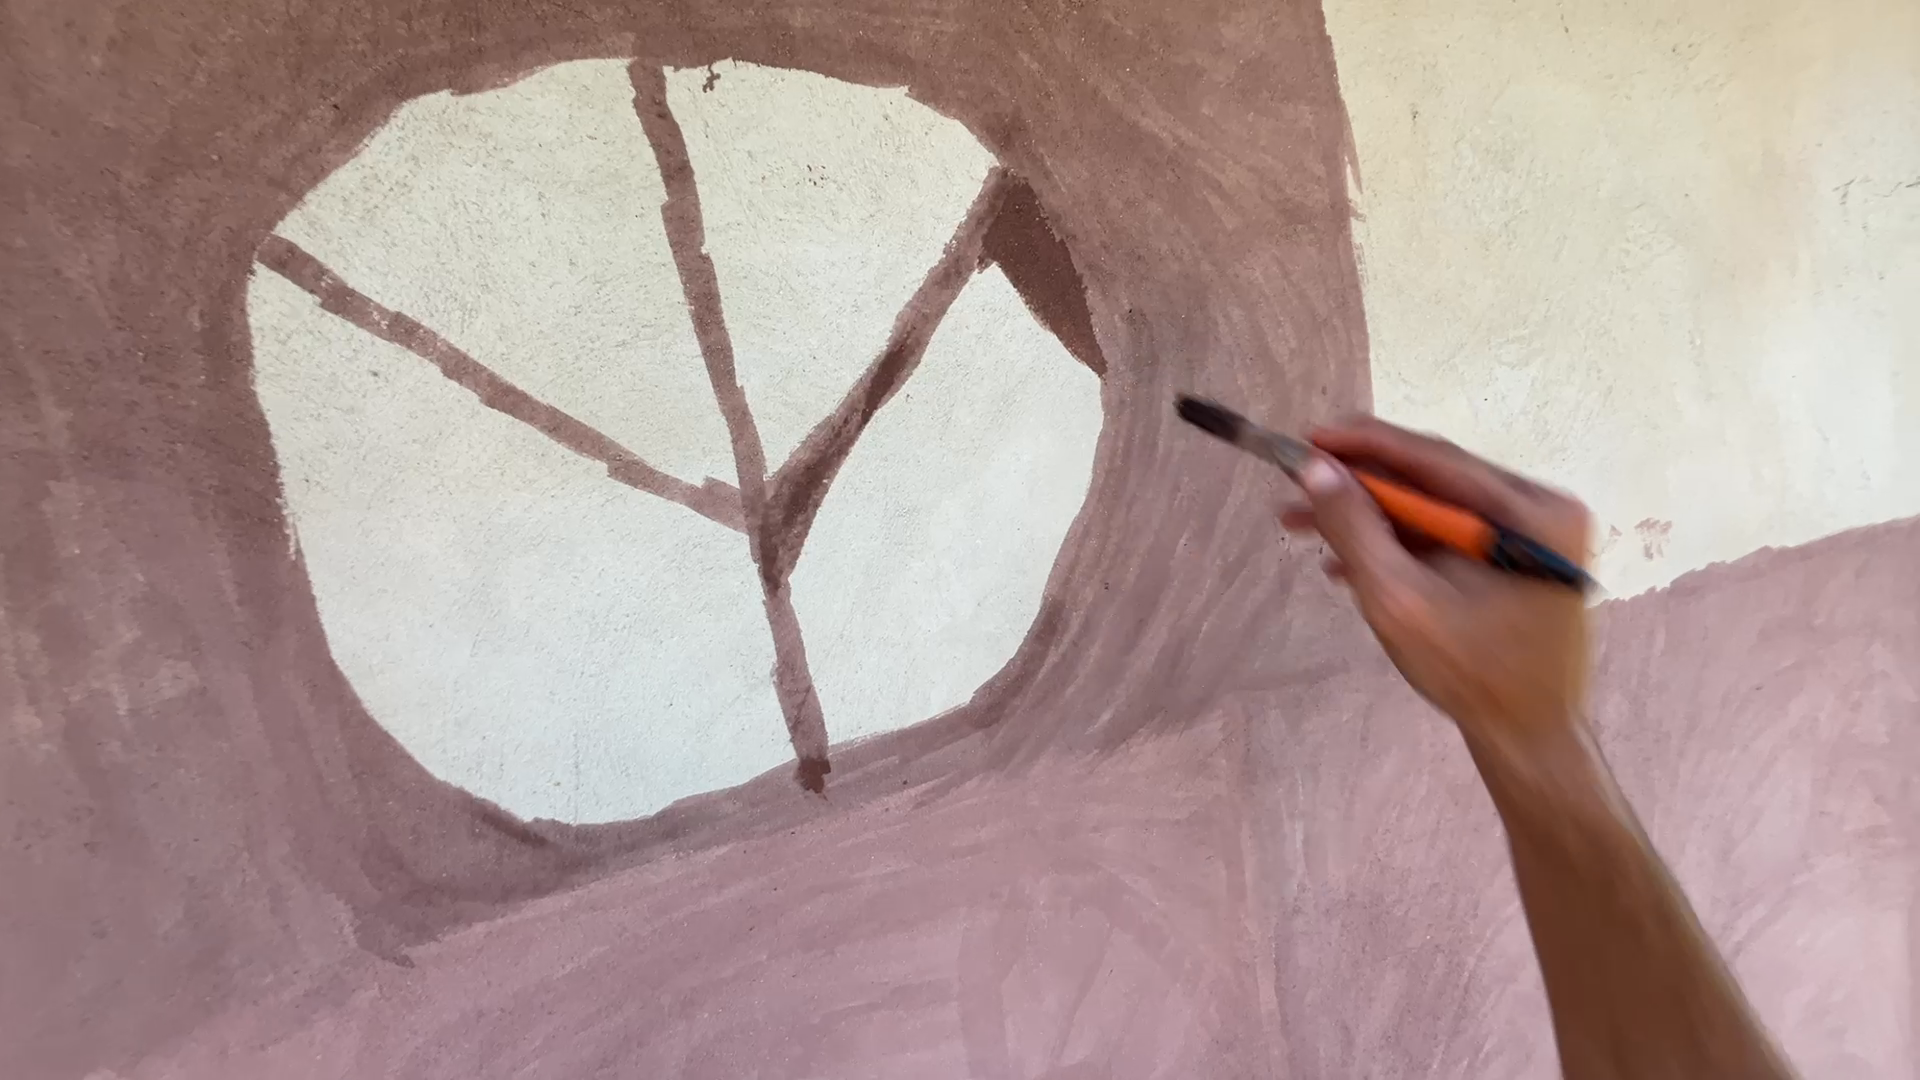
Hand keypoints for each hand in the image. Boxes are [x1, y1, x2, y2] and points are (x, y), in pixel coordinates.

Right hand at [1281, 416, 1591, 746]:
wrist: (1526, 734)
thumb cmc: (1467, 669)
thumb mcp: (1396, 596)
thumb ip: (1354, 527)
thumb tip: (1313, 467)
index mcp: (1527, 511)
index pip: (1432, 458)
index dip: (1363, 444)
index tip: (1306, 437)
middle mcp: (1536, 508)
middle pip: (1427, 479)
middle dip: (1354, 485)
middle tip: (1293, 486)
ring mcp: (1525, 534)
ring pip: (1426, 507)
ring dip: (1363, 516)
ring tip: (1298, 525)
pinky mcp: (1509, 557)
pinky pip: (1438, 533)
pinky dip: (1390, 542)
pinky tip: (1343, 561)